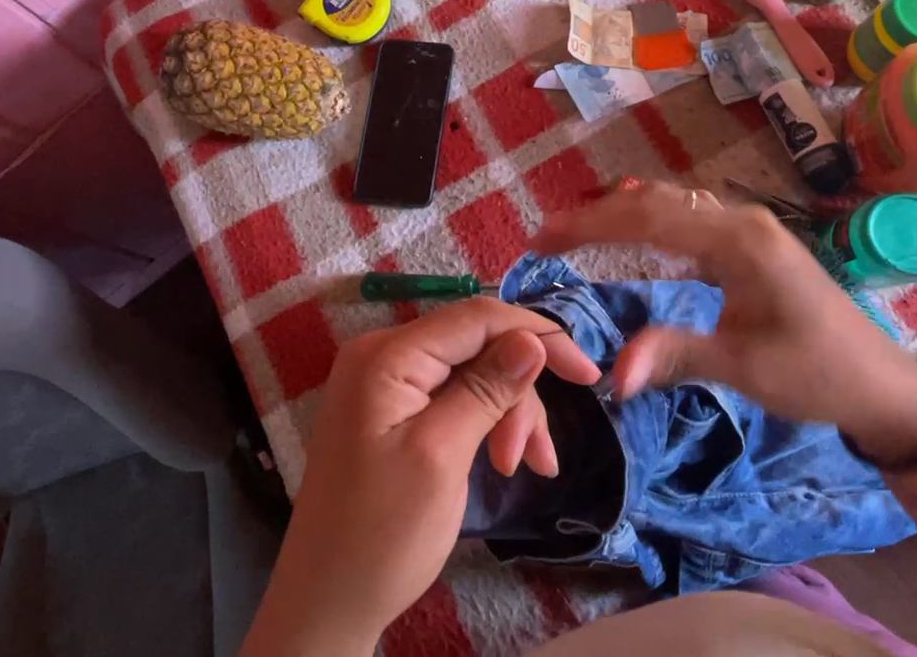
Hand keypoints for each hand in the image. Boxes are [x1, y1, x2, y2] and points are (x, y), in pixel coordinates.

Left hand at [242, 298, 600, 655]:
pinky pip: (452, 398)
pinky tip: (504, 462)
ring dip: (506, 414)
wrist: (327, 598)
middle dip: (517, 393)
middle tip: (535, 457)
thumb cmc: (383, 532)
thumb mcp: (442, 456)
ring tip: (521, 468)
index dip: (538, 335)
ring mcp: (386, 383)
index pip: (476, 318)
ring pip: (471, 374)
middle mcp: (383, 355)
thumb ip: (487, 389)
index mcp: (387, 355)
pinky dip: (484, 424)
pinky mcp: (392, 410)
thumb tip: (531, 339)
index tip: (589, 374)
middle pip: (477, 347)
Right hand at [532, 181, 916, 458]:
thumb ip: (677, 356)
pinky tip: (624, 226)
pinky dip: (643, 220)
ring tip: (570, 229)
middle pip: (653, 201)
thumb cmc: (818, 375)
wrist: (883, 386)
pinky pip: (684, 218)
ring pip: (668, 203)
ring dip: (617, 212)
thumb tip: (612, 374)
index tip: (541, 239)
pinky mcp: (746, 244)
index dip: (589, 225)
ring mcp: (745, 228)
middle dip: (595, 214)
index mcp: (739, 241)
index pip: (647, 217)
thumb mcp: (745, 368)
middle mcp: (740, 221)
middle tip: (544, 236)